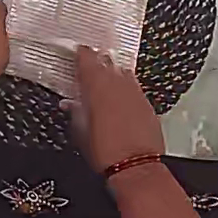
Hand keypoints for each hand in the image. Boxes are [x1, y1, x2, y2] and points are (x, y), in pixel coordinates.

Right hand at [67, 46, 164, 171]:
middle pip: (107, 63)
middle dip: (98, 60)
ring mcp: (135, 93)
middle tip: (91, 59)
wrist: (136, 167)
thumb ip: (76, 113)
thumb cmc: (106, 153)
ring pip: (123, 72)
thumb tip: (70, 105)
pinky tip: (123, 93)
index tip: (79, 50)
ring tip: (107, 73)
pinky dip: (127, 86)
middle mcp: (117, 86)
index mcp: (97, 89)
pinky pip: (135, 87)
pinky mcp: (147, 103)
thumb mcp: (81, 133)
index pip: (88, 61)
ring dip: (113, 71)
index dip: (83, 54)